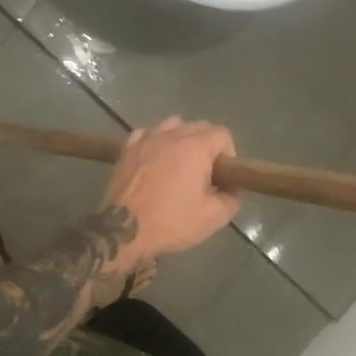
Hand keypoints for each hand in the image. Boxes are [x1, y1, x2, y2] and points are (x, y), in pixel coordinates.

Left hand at [101, 117, 240, 262]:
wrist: (123, 229)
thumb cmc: (171, 221)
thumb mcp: (212, 217)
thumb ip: (231, 198)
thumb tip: (232, 189)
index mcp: (195, 147)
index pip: (222, 134)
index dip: (229, 155)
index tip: (223, 177)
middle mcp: (171, 135)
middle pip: (198, 127)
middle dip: (208, 146)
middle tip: (205, 175)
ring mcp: (146, 139)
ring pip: (172, 126)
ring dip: (181, 140)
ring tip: (180, 166)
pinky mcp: (126, 149)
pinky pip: (147, 134)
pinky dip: (156, 142)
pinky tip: (155, 161)